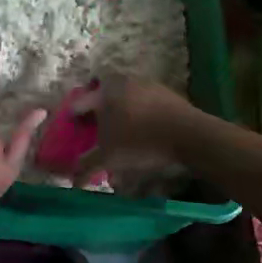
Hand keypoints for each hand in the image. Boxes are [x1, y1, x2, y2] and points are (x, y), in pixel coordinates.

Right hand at [72, 75, 200, 193]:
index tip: (76, 136)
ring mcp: (144, 83)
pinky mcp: (163, 90)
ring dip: (118, 113)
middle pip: (100, 98)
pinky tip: (143, 130)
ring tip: (121, 134)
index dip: (73, 122)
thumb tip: (73, 181)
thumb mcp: (110, 158)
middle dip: (96, 115)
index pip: (77, 105)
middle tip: (96, 135)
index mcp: (102, 94)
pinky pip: (141, 100)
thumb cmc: (140, 143)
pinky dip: (137, 112)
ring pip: (122, 98)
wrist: (189, 134)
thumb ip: (87, 167)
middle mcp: (120, 82)